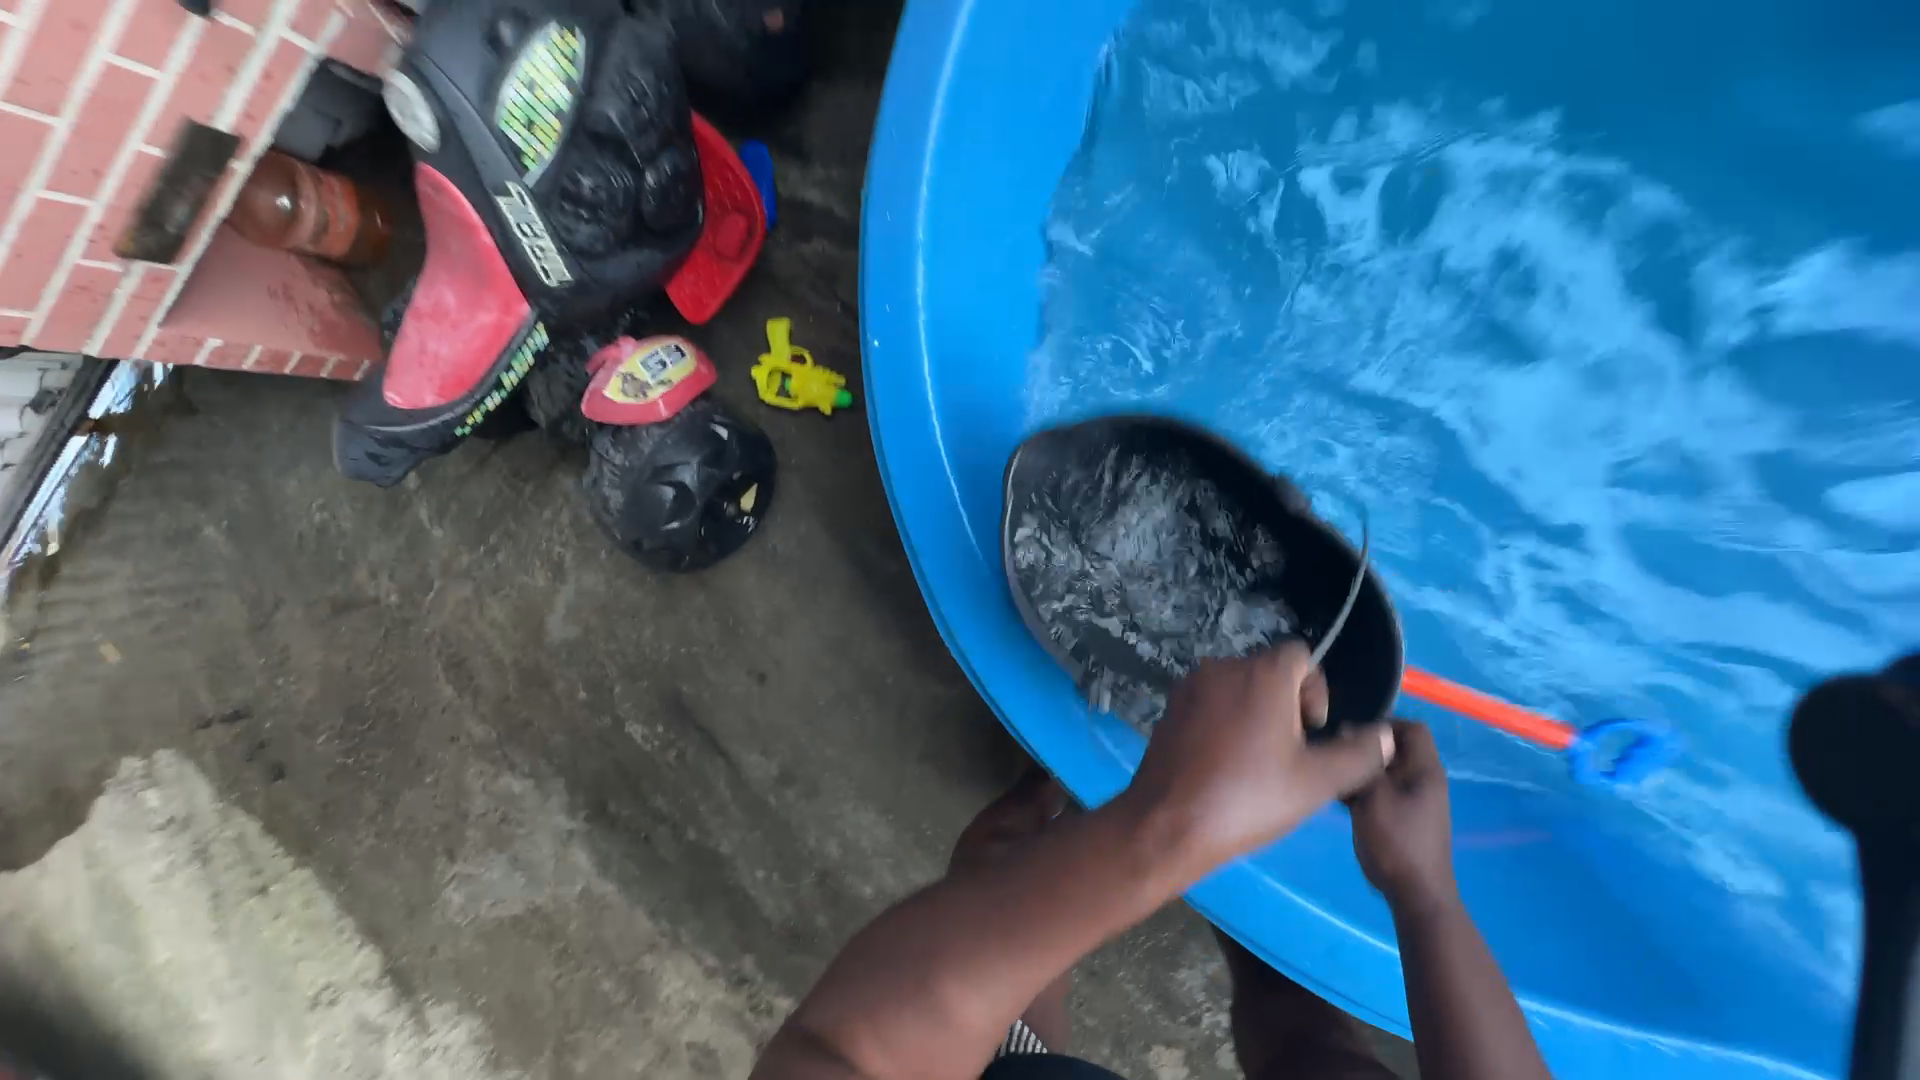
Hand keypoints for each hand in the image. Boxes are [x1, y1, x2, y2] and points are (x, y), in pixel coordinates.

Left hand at [1123, 642, 1396, 875]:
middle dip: (1286, 702)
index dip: (1316, 688)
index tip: (1312, 730)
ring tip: (1257, 761)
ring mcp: (1189, 686)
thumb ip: (1360, 753)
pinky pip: (1208, 703)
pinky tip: (1224, 763)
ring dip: (1254, 712)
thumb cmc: (1250, 797)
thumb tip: (1386, 735)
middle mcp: (1221, 667)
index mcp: (1261, 673)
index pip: (1299, 654)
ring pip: (1236, 687)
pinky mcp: (1169, 708)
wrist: (1170, 822)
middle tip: (1289, 751)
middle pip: (1267, 670)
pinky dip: (1223, 722)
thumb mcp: (1318, 781)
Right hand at [1347, 721, 1456, 910]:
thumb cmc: (1396, 839)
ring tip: (1334, 777)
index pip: (1412, 728)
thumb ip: (1363, 761)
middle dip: (1365, 748)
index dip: (1383, 724)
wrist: (1414, 891)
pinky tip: (1340, 798)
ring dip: (1360, 770)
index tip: (1351, 734)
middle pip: (1395, 749)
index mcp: (1425, 770)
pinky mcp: (1401, 816)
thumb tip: (1348, 731)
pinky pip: (1381, 790)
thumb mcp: (1374, 794)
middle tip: (1336, 755)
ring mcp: (1413, 800)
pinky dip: (1362, 789)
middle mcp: (1423, 780)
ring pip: (1384, 770)